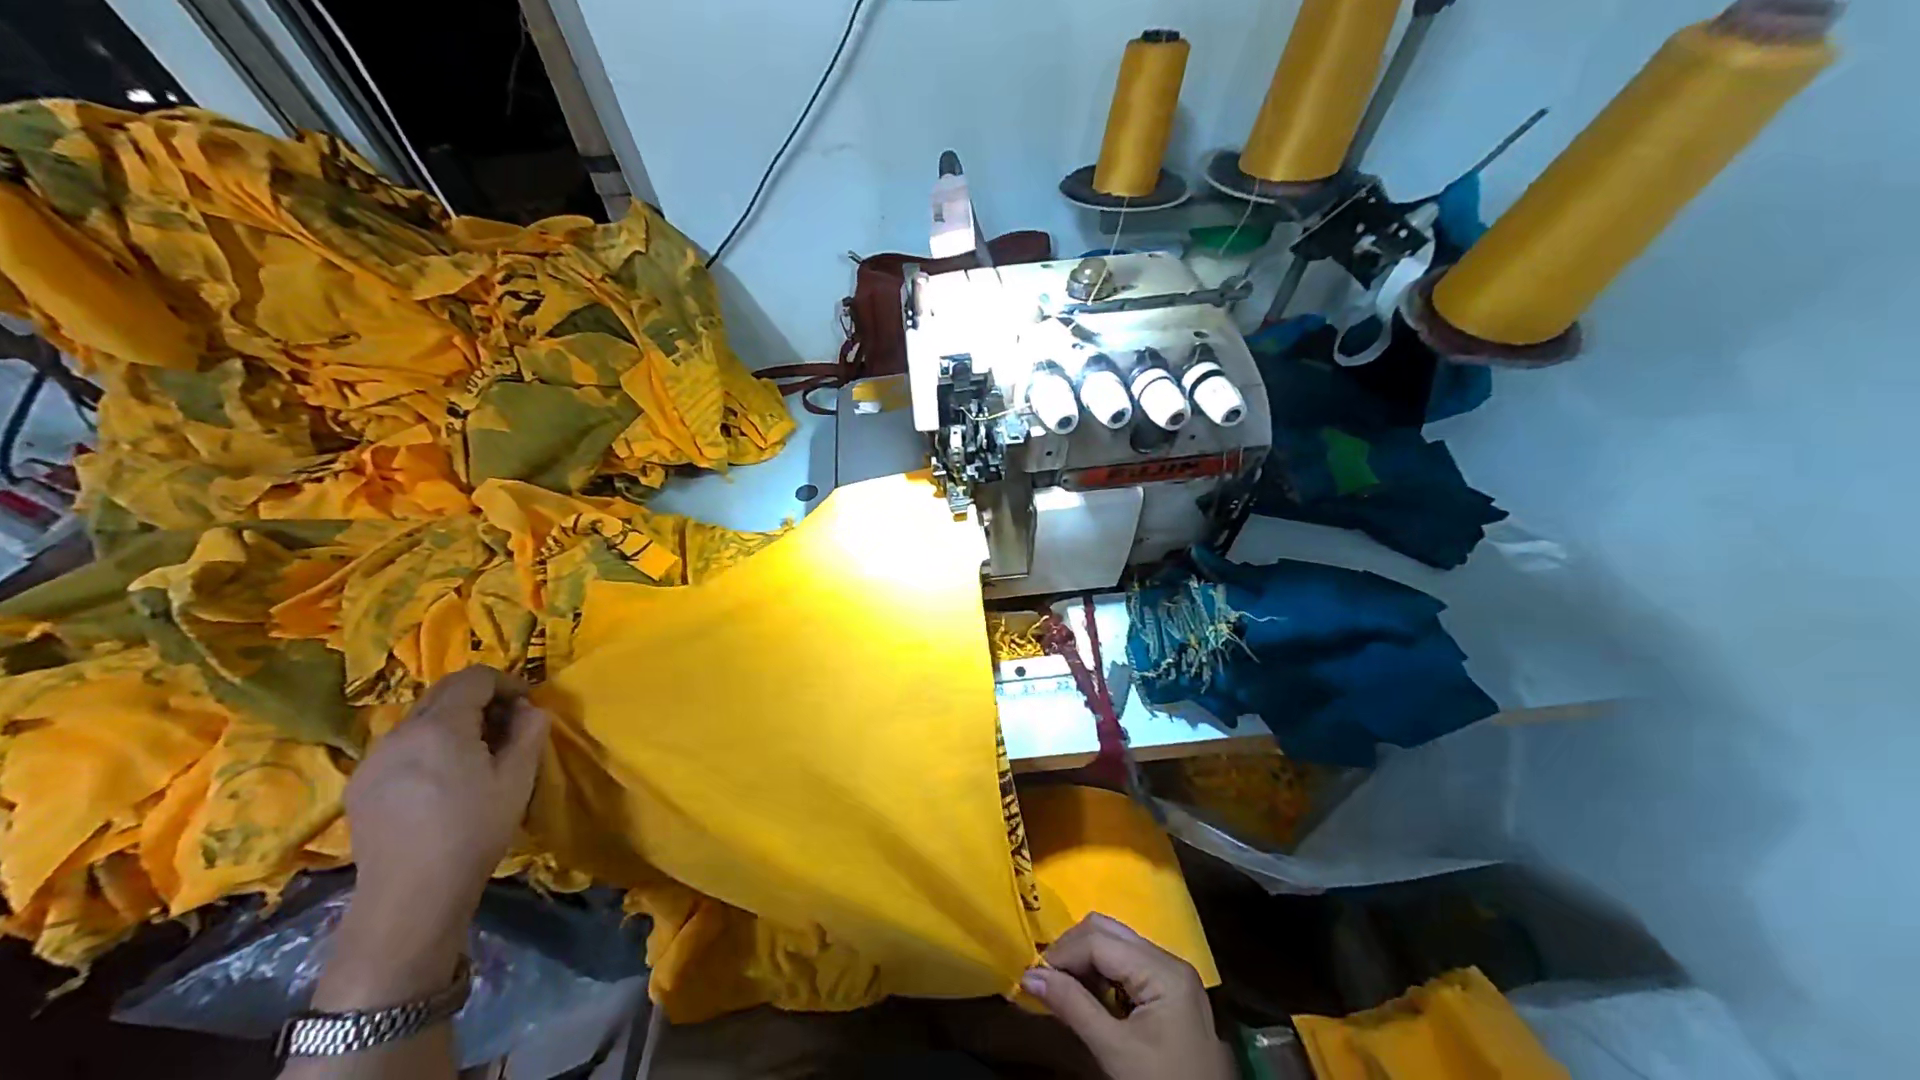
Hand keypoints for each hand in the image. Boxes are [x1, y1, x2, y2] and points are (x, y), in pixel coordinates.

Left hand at [292, 672, 545, 1079]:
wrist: (412, 895)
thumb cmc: (474, 831)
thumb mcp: (517, 778)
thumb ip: (529, 732)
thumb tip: (529, 709)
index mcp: (439, 727)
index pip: (474, 678)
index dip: (507, 682)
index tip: (527, 705)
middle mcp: (399, 733)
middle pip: (443, 692)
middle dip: (480, 699)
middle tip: (506, 726)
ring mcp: (373, 759)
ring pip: (420, 719)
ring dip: (453, 722)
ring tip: (476, 754)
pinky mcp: (360, 784)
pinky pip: (401, 746)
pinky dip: (428, 745)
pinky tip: (441, 779)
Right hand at [1022, 914, 1234, 1079]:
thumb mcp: (1115, 1051)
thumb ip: (1073, 1006)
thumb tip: (1028, 976)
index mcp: (1162, 969)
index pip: (1099, 940)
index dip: (1062, 953)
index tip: (1034, 977)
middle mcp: (1169, 959)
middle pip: (1107, 930)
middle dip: (1072, 950)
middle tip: (1046, 980)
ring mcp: (1171, 972)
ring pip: (1115, 942)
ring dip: (1084, 959)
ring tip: (1063, 989)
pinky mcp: (1169, 988)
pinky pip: (1126, 962)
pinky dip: (1101, 971)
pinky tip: (1089, 996)